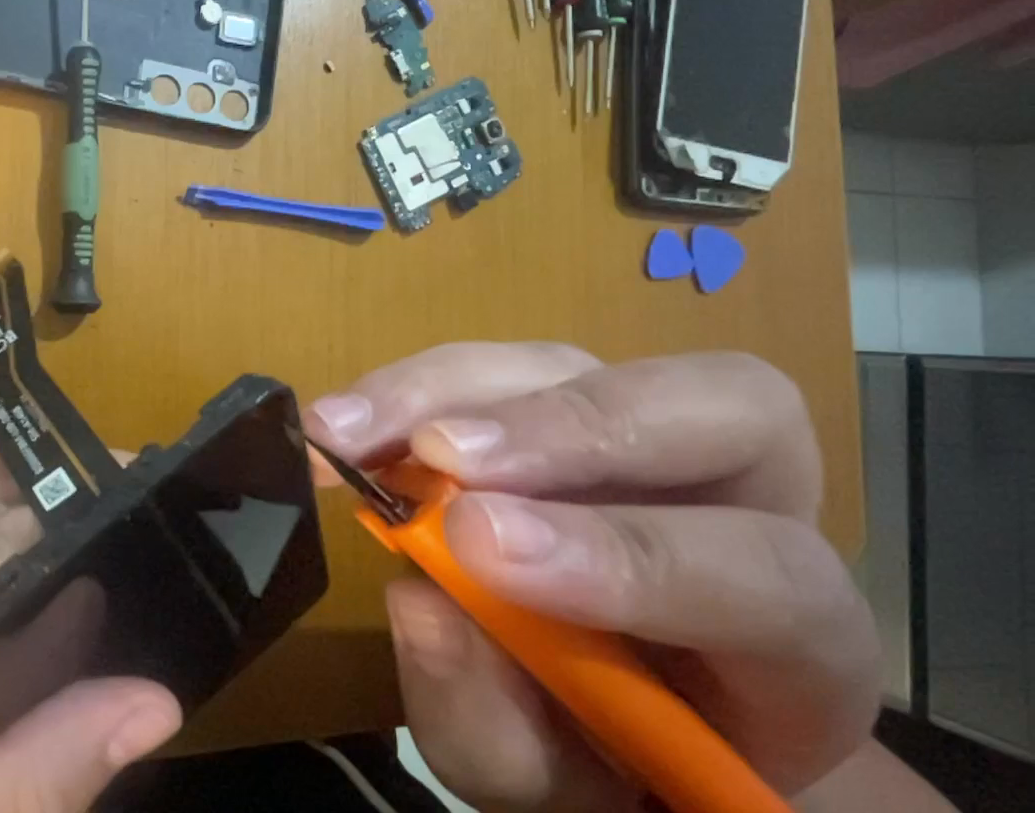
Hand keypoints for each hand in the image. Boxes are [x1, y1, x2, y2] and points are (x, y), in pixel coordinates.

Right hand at [304, 344, 880, 811]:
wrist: (597, 711)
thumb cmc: (594, 759)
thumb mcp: (545, 786)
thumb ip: (495, 727)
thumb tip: (420, 605)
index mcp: (792, 642)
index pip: (764, 572)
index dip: (627, 553)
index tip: (477, 546)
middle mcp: (738, 506)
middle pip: (716, 406)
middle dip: (562, 423)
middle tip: (434, 455)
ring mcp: (638, 438)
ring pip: (580, 364)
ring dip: (449, 388)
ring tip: (342, 431)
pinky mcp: (552, 405)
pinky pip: (494, 371)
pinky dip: (411, 389)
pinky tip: (345, 426)